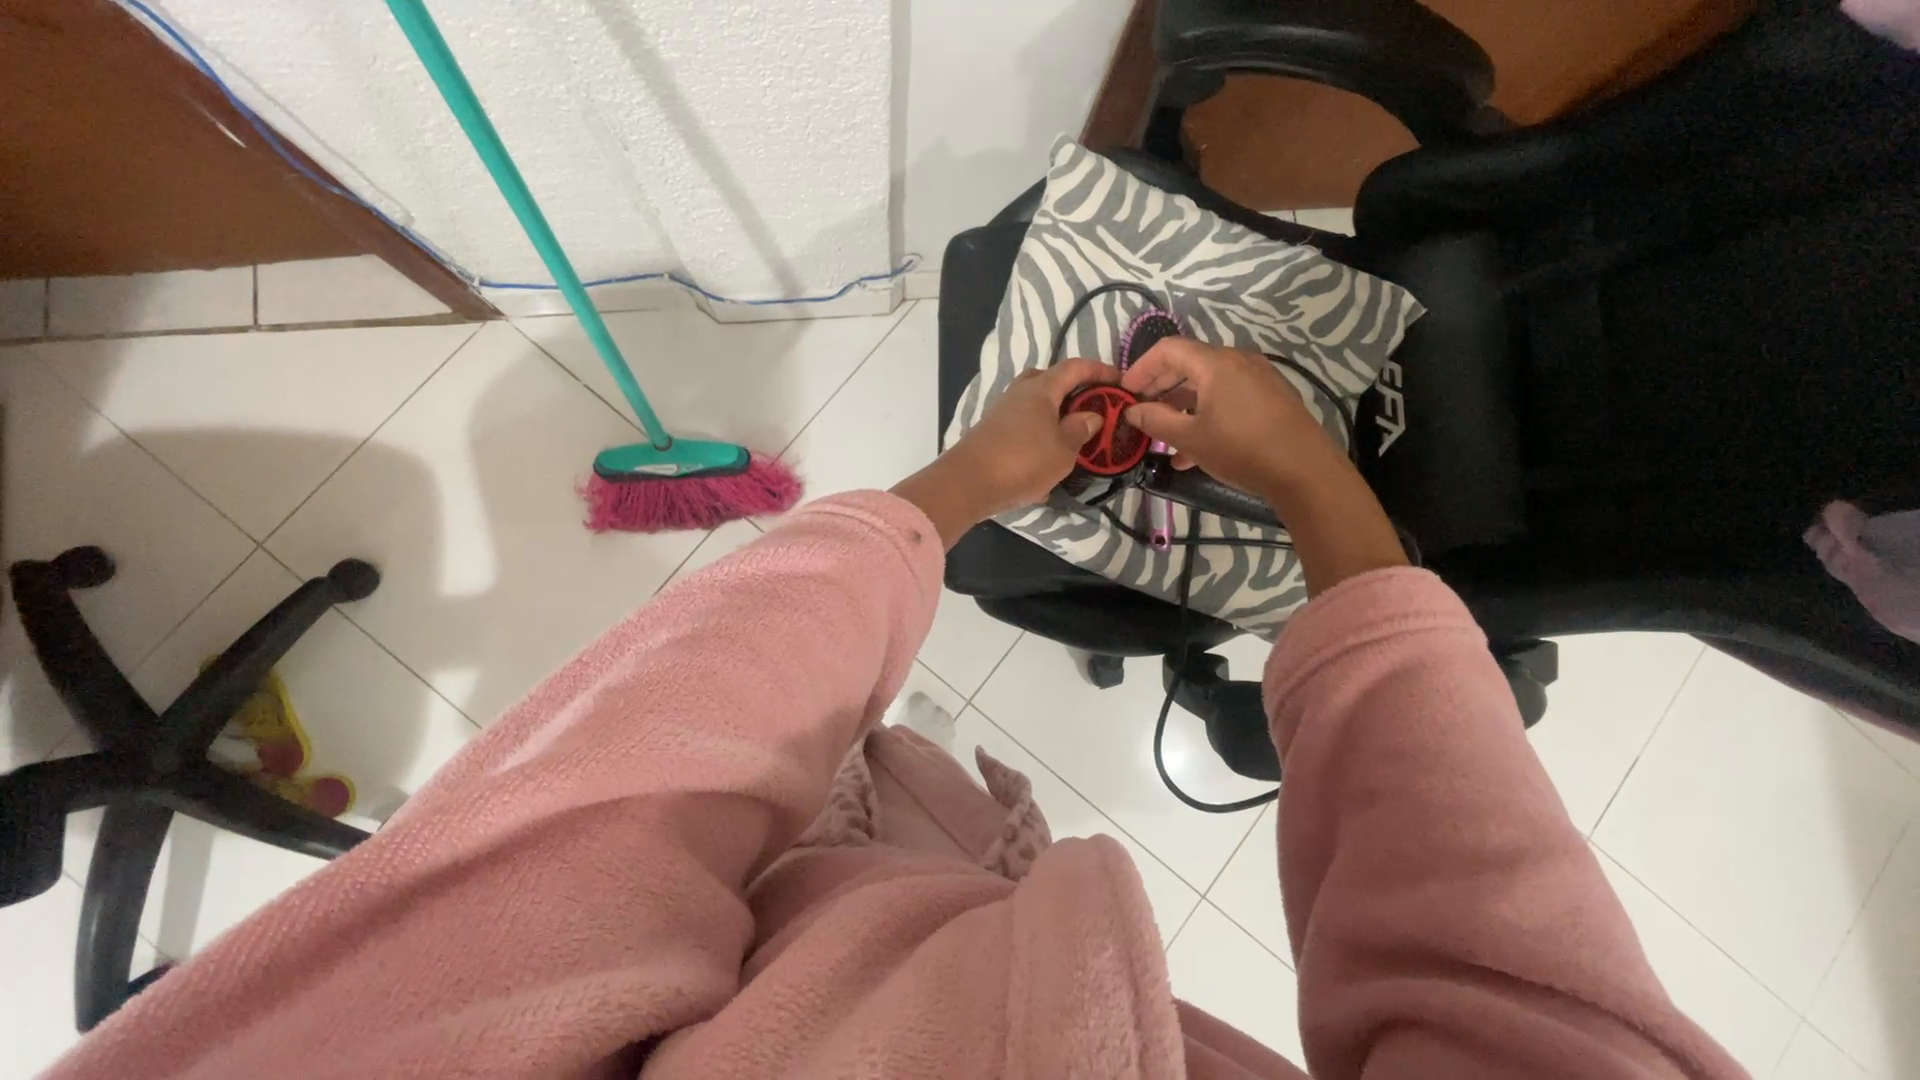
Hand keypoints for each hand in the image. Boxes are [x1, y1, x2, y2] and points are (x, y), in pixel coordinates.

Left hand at [892, 357, 1118, 547]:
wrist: (968, 484)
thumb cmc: (1023, 461)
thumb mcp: (1063, 449)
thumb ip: (1079, 429)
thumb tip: (1090, 415)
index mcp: (1041, 389)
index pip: (1074, 367)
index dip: (1099, 370)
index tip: (1118, 380)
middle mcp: (1018, 393)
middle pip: (1048, 380)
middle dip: (1071, 390)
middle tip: (1090, 408)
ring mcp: (1001, 413)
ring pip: (1033, 406)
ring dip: (1053, 417)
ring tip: (1071, 439)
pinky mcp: (991, 434)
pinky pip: (1022, 429)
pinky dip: (1037, 439)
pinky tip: (1045, 464)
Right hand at [1123, 338, 1405, 593]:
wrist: (1305, 471)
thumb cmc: (1241, 449)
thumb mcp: (1190, 438)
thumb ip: (1155, 421)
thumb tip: (1132, 411)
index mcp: (1216, 363)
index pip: (1168, 349)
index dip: (1141, 368)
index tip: (1125, 392)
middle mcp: (1238, 361)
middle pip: (1189, 364)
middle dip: (1160, 388)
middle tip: (1140, 411)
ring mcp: (1258, 379)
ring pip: (1208, 385)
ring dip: (1182, 407)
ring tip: (1164, 437)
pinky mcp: (1271, 398)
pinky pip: (1228, 398)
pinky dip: (1206, 414)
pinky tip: (1194, 451)